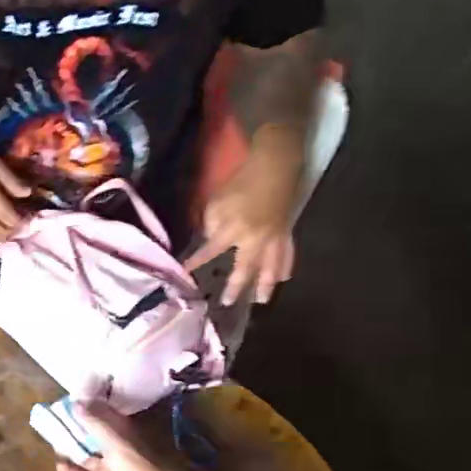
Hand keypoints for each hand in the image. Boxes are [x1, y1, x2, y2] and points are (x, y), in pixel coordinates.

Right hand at [53, 401, 177, 470]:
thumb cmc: (136, 468)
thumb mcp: (115, 443)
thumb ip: (95, 424)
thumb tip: (75, 403)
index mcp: (126, 439)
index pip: (107, 420)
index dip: (91, 410)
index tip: (73, 400)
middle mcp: (116, 453)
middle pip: (93, 438)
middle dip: (77, 429)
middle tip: (57, 418)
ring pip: (84, 456)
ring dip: (70, 449)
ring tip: (52, 438)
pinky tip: (57, 464)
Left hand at [185, 149, 299, 306]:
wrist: (275, 166)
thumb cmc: (240, 184)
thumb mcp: (215, 203)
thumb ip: (211, 226)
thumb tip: (212, 242)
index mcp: (233, 230)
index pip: (210, 252)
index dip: (196, 263)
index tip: (183, 275)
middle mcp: (254, 238)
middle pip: (245, 268)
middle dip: (235, 287)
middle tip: (226, 303)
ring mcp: (274, 236)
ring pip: (271, 266)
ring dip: (266, 284)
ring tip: (261, 300)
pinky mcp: (287, 231)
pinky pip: (287, 253)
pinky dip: (285, 266)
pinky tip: (284, 277)